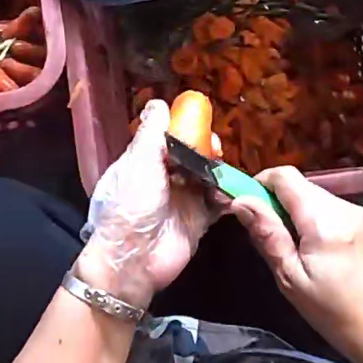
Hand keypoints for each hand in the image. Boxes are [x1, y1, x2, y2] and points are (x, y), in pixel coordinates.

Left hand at [76, 100, 213, 307]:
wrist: (134, 259)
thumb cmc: (130, 204)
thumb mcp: (138, 161)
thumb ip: (152, 132)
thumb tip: (159, 103)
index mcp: (145, 161)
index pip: (168, 137)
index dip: (184, 128)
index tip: (199, 121)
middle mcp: (165, 178)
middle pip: (192, 155)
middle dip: (206, 148)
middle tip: (215, 148)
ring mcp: (183, 199)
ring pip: (208, 176)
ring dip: (218, 170)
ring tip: (222, 170)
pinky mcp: (199, 219)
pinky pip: (219, 202)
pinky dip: (228, 195)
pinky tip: (232, 190)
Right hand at [232, 168, 362, 362]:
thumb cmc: (338, 316)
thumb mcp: (291, 280)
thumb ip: (267, 235)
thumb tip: (241, 201)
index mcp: (323, 220)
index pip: (285, 176)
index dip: (262, 184)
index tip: (252, 207)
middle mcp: (349, 208)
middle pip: (306, 189)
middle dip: (286, 206)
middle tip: (280, 242)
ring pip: (326, 202)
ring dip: (310, 217)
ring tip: (312, 256)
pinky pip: (347, 215)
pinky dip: (334, 226)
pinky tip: (339, 259)